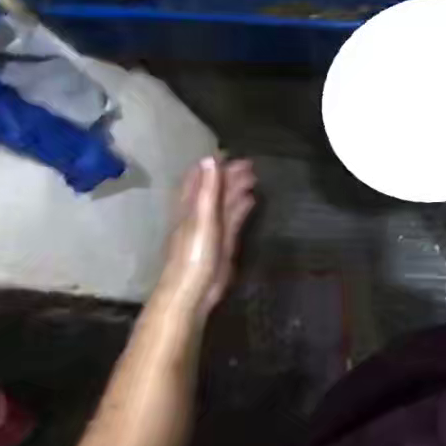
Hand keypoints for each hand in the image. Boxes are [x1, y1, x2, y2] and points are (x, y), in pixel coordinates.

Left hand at [156, 155, 257, 314]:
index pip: (200, 178)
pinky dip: (242, 207)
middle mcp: (200, 214)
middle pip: (215, 189)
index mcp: (191, 206)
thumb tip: (211, 158)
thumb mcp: (202, 218)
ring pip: (226, 203)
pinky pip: (233, 218)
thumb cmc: (195, 254)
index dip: (213, 165)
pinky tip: (253, 200)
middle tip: (251, 164)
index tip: (230, 153)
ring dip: (237, 189)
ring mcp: (212, 228)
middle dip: (230, 175)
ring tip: (255, 177)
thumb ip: (209, 189)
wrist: (193, 291)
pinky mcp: (223, 242)